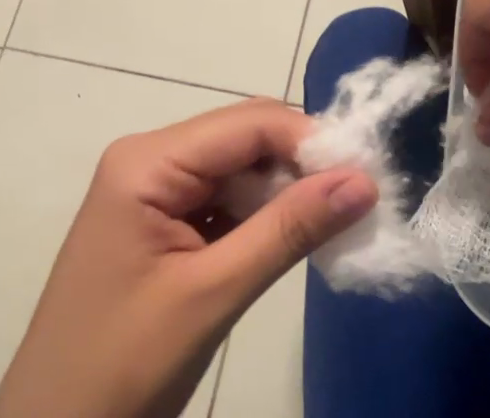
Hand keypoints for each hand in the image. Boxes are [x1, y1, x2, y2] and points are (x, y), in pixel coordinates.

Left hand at [0, 99, 377, 417]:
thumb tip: (366, 180)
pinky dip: (265, 216)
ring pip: (243, 168)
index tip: (367, 179)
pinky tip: (295, 239)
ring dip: (289, 193)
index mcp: (148, 162)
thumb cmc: (122, 365)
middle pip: (247, 138)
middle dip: (303, 166)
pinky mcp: (163, 222)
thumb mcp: (212, 294)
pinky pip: (228, 199)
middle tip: (358, 205)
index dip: (312, 142)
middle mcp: (151, 160)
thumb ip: (289, 230)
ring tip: (334, 226)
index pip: (250, 123)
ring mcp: (155, 191)